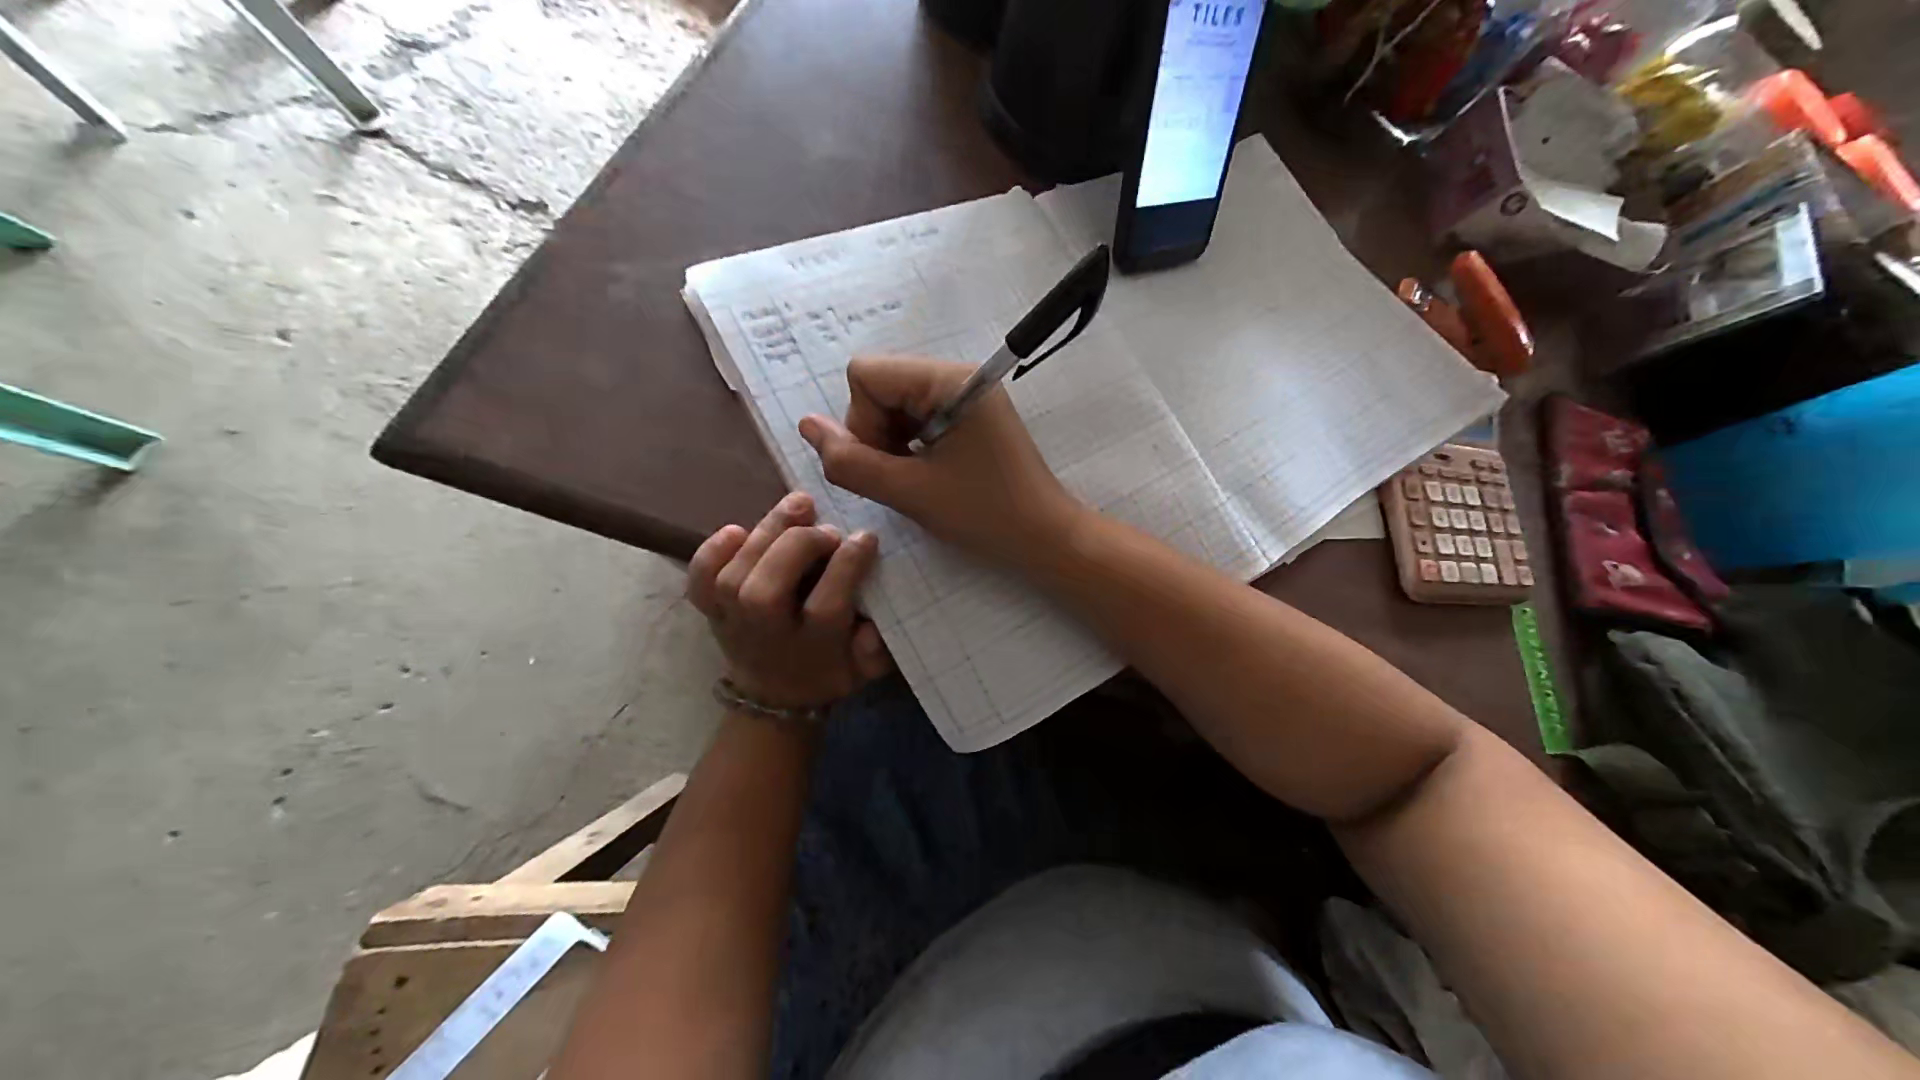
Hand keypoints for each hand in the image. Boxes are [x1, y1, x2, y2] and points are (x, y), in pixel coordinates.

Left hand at [687, 492, 890, 709]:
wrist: (774, 695)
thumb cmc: (828, 670)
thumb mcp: (864, 669)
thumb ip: (876, 652)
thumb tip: (873, 628)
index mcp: (811, 649)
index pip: (826, 605)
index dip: (847, 565)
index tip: (866, 537)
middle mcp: (765, 634)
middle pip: (767, 589)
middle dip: (799, 547)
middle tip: (828, 528)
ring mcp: (731, 620)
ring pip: (735, 575)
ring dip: (766, 533)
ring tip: (798, 507)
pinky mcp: (710, 608)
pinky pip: (700, 578)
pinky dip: (711, 552)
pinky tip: (737, 529)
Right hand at [797, 355, 1081, 565]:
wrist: (1046, 538)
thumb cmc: (985, 515)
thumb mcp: (909, 492)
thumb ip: (850, 461)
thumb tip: (806, 425)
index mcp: (948, 380)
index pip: (866, 374)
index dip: (860, 422)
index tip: (884, 464)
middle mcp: (956, 375)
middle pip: (878, 387)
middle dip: (876, 434)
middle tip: (901, 478)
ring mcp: (965, 395)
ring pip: (894, 405)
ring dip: (890, 444)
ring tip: (916, 481)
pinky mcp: (970, 416)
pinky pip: (916, 418)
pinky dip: (909, 447)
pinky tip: (928, 476)